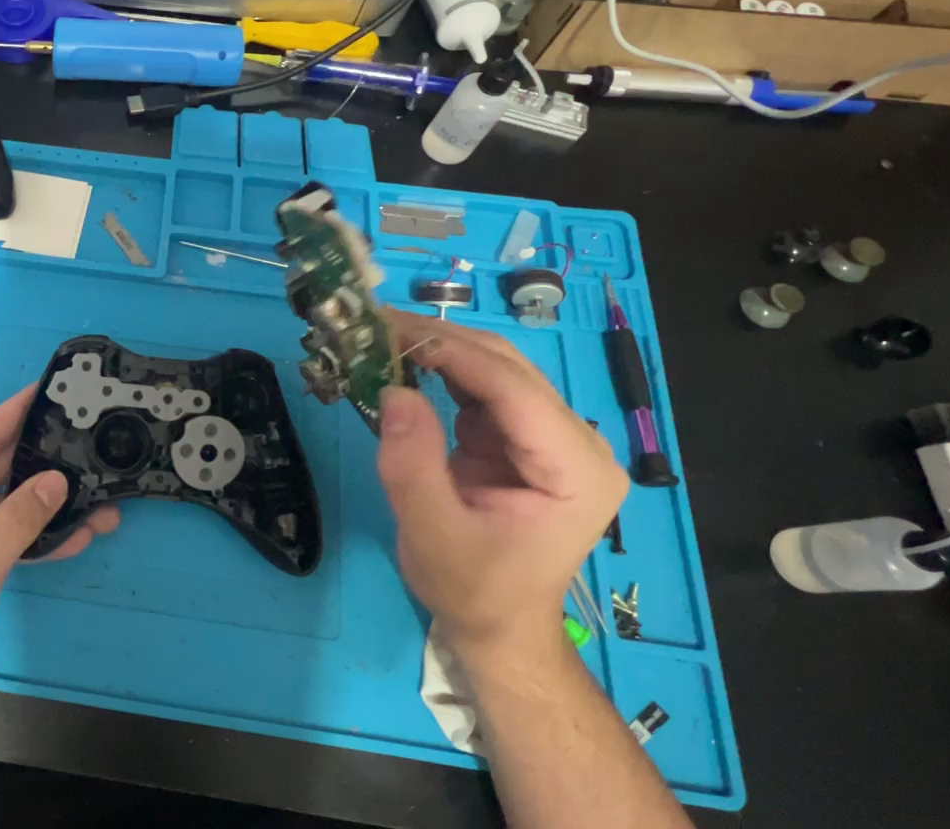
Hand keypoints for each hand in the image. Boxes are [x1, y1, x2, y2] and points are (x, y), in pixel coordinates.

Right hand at [374, 311, 625, 663]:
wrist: (497, 626)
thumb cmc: (473, 590)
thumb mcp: (433, 534)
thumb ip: (412, 465)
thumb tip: (392, 391)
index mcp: (575, 469)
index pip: (513, 390)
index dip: (453, 353)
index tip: (390, 331)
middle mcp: (574, 442)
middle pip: (508, 369)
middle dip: (442, 340)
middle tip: (375, 323)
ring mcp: (548, 436)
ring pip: (493, 369)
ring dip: (437, 348)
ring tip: (380, 334)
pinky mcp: (518, 437)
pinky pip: (478, 388)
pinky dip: (438, 371)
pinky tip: (401, 360)